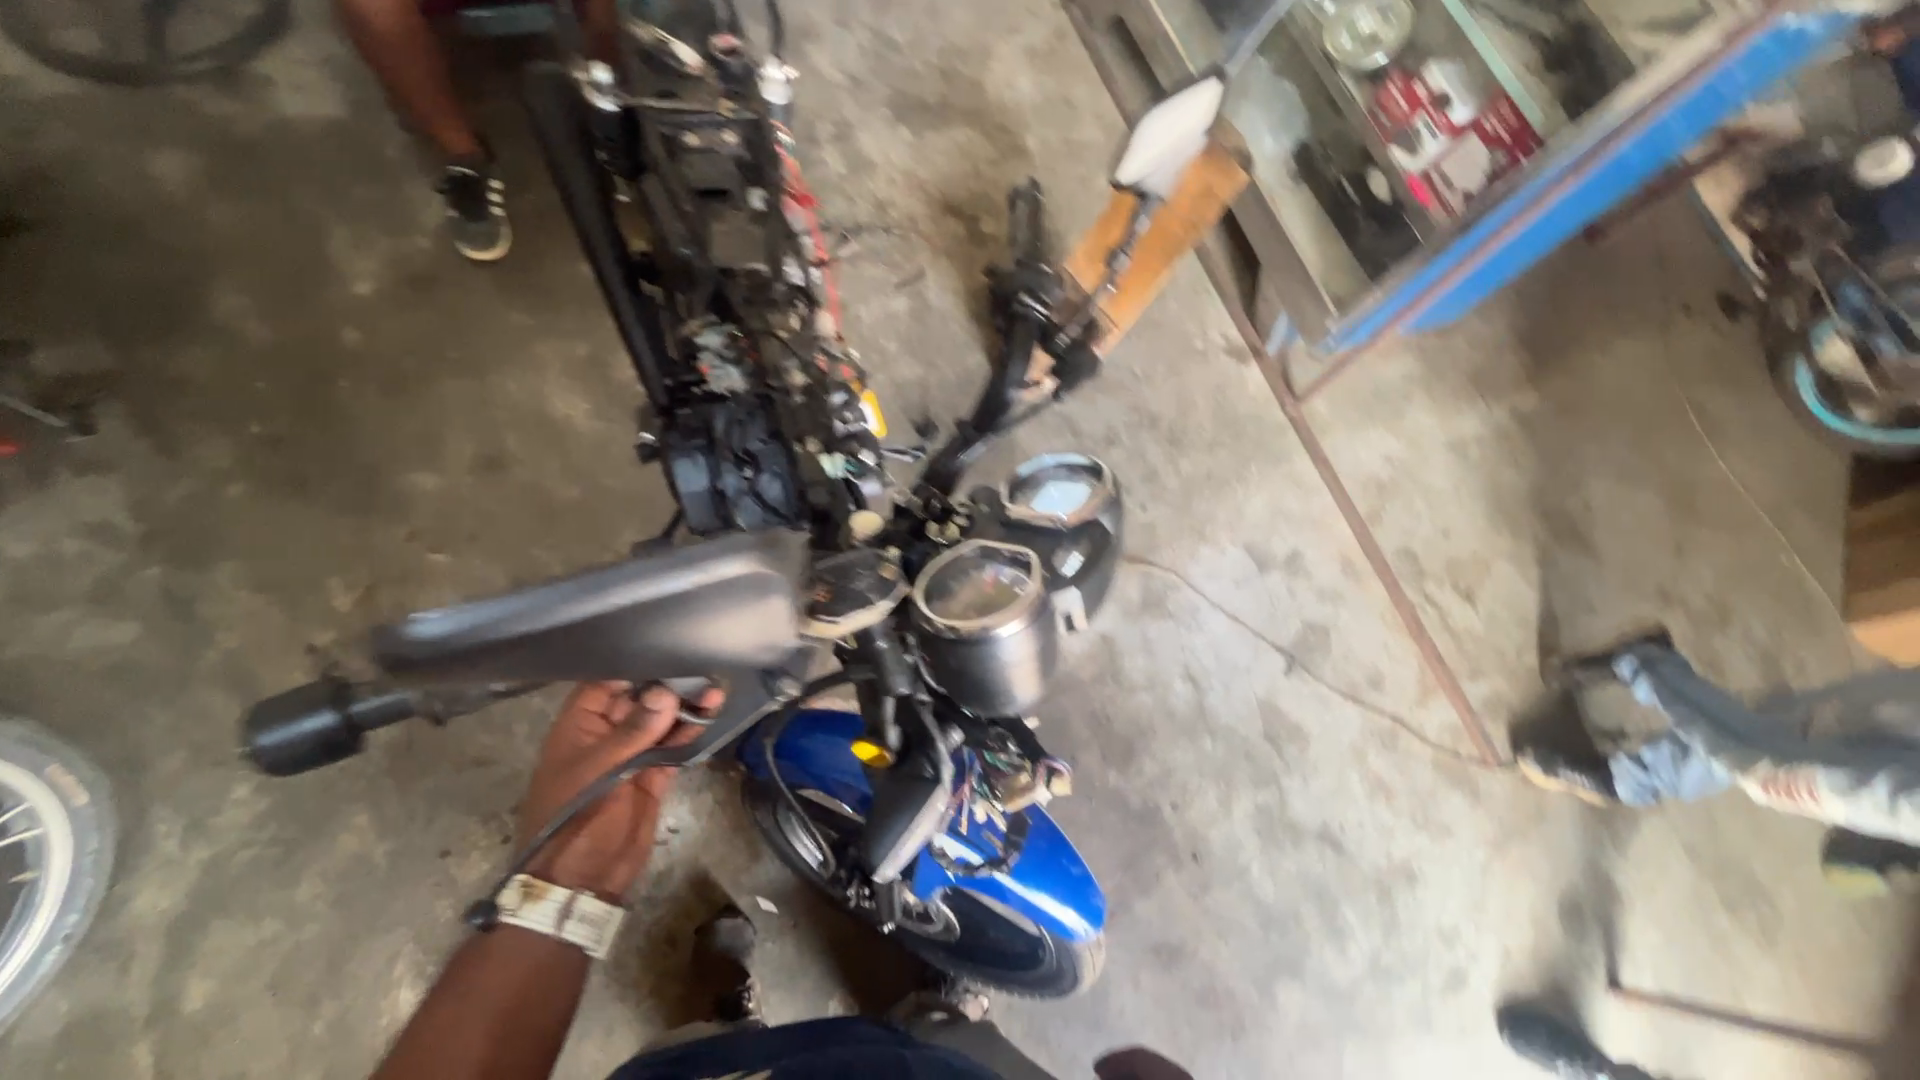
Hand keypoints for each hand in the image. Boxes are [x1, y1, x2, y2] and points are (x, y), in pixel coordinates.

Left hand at [516, 681, 719, 900]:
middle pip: (639, 701)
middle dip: (668, 686)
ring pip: (661, 724)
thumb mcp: (597, 770)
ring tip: (714, 692)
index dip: (633, 668)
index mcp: (579, 728)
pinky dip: (690, 735)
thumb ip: (633, 730)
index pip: (604, 685)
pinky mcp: (652, 777)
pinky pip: (674, 749)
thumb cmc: (573, 819)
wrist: (581, 880)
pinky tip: (708, 719)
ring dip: (685, 710)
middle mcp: (605, 737)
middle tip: (701, 671)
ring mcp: (631, 757)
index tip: (666, 651)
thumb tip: (666, 693)